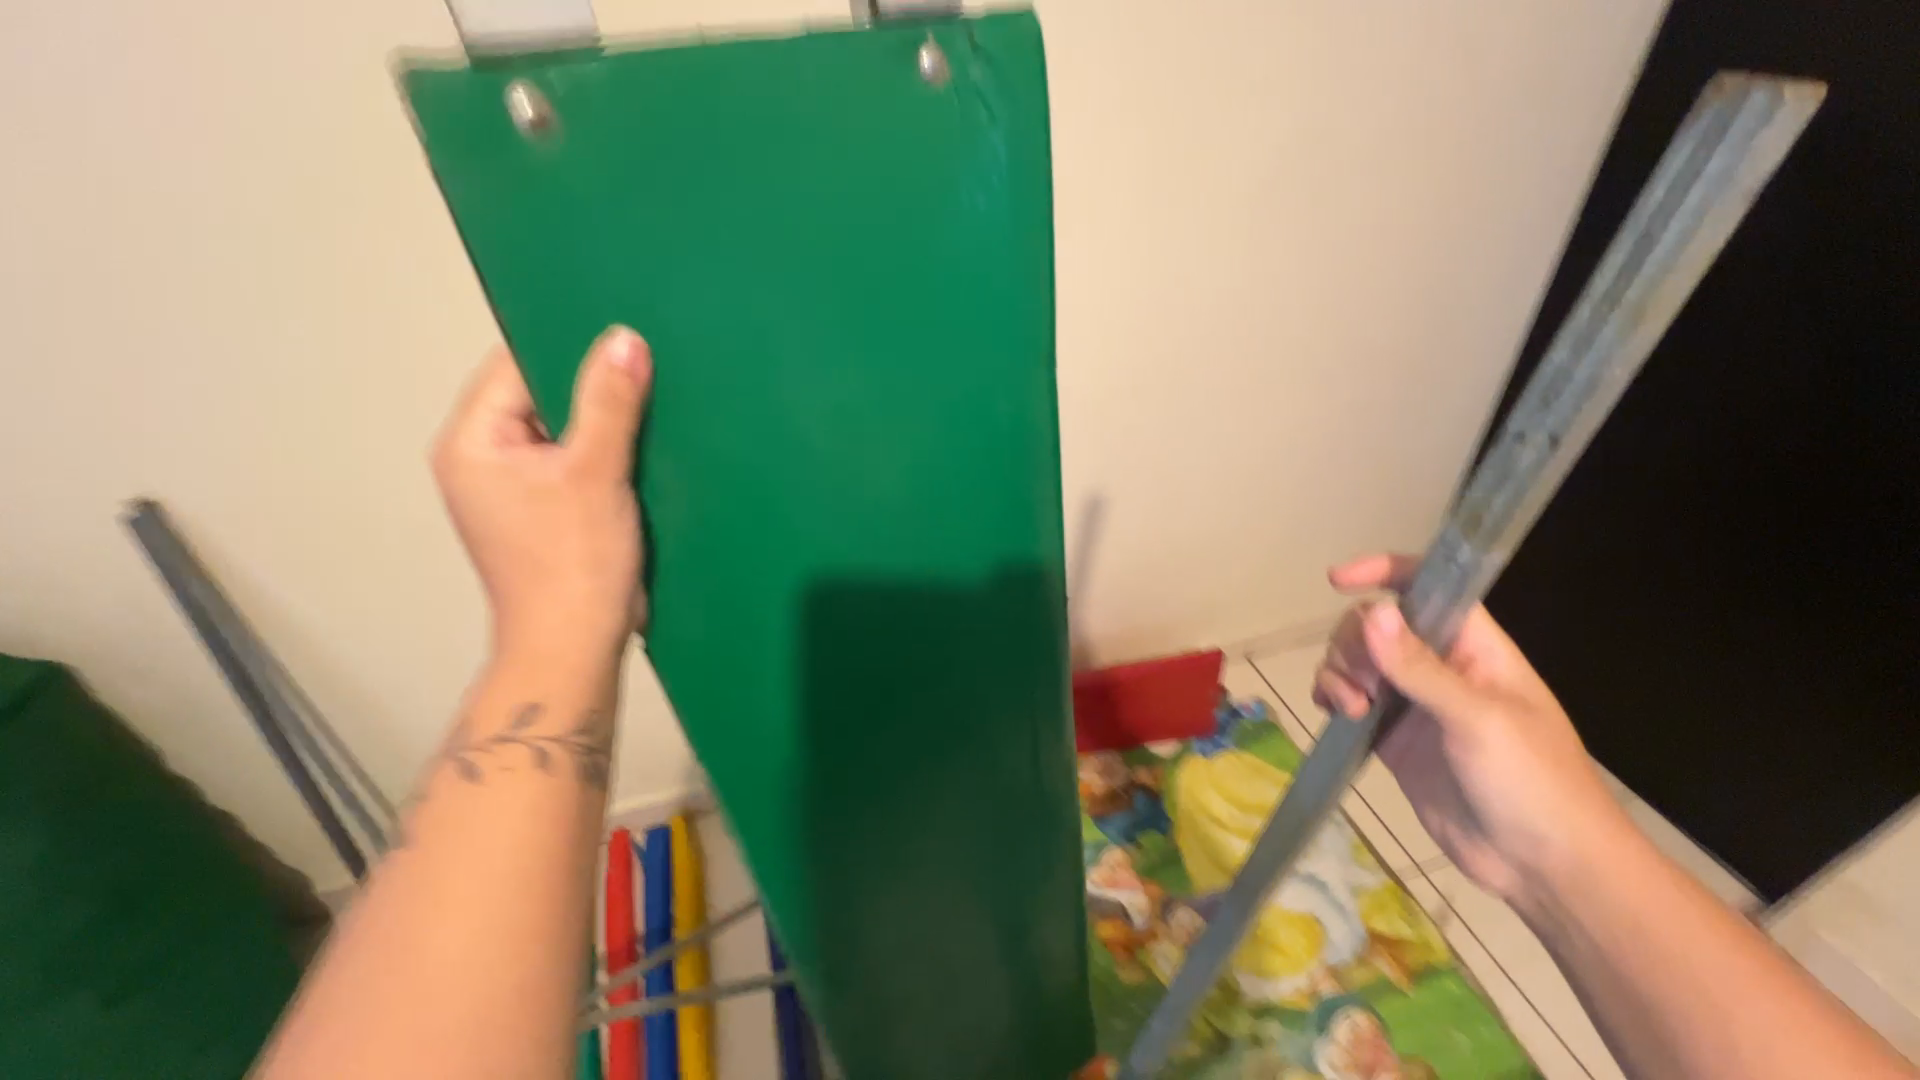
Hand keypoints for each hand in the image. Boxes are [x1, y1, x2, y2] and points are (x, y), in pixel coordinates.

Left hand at [432, 327, 651, 670]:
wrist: (573, 649)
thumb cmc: (575, 562)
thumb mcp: (595, 473)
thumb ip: (609, 403)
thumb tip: (625, 338)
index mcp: (471, 442)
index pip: (515, 365)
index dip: (568, 346)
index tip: (622, 334)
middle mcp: (481, 459)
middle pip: (538, 397)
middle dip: (591, 386)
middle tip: (647, 365)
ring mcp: (511, 489)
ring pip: (561, 431)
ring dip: (603, 422)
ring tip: (652, 401)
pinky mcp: (543, 513)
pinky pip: (573, 463)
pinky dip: (605, 454)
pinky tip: (644, 445)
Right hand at [1312, 553, 1627, 902]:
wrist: (1543, 865)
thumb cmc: (1532, 783)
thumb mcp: (1478, 720)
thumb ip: (1420, 668)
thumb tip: (1370, 613)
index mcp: (1474, 648)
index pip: (1427, 587)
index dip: (1385, 571)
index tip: (1338, 580)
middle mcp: (1440, 666)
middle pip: (1376, 625)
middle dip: (1354, 642)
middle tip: (1360, 683)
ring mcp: (1413, 703)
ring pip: (1357, 661)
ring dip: (1339, 672)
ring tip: (1349, 709)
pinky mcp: (1392, 737)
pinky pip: (1349, 700)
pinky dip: (1332, 698)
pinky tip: (1334, 714)